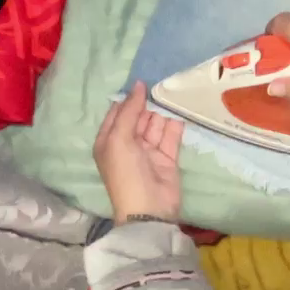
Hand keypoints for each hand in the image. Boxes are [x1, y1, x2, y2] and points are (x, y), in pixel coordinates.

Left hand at [95, 82, 184, 223]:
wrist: (149, 209)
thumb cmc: (126, 173)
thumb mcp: (118, 139)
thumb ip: (128, 112)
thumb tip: (138, 86)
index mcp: (109, 141)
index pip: (118, 113)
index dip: (128, 98)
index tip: (142, 81)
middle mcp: (127, 144)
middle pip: (138, 117)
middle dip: (148, 103)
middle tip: (162, 84)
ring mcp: (148, 152)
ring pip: (155, 125)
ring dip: (162, 111)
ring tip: (173, 92)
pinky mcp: (167, 158)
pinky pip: (170, 137)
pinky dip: (175, 124)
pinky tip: (180, 109)